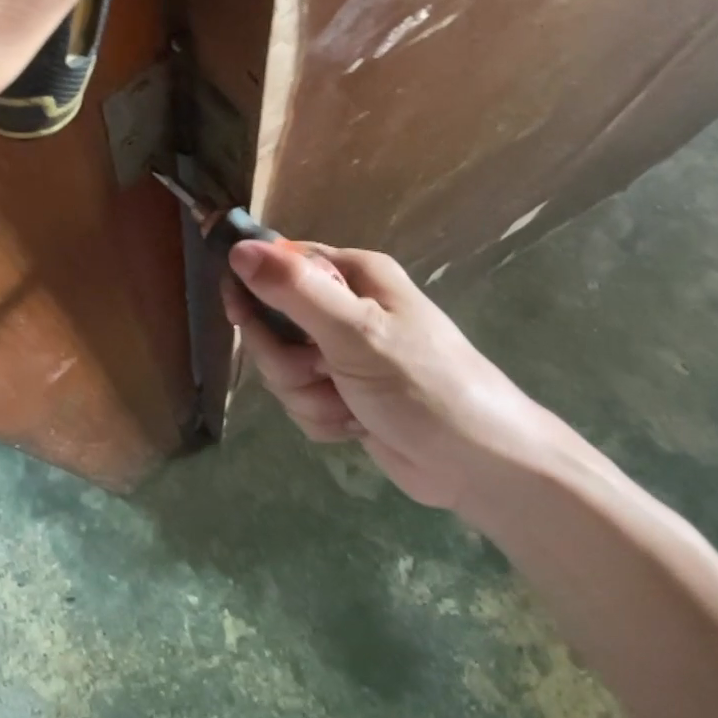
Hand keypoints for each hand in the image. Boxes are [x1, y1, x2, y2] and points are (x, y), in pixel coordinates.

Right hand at [224, 240, 565, 509]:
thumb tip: (237, 250)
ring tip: (350, 406)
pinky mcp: (340, 395)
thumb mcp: (357, 332)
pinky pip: (297, 400)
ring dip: (307, 395)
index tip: (241, 316)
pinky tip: (354, 426)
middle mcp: (344, 308)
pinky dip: (320, 418)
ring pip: (279, 369)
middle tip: (323, 371)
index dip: (253, 289)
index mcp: (353, 275)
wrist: (480, 467)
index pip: (276, 263)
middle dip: (286, 361)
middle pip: (269, 324)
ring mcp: (340, 354)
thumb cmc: (425, 386)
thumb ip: (295, 291)